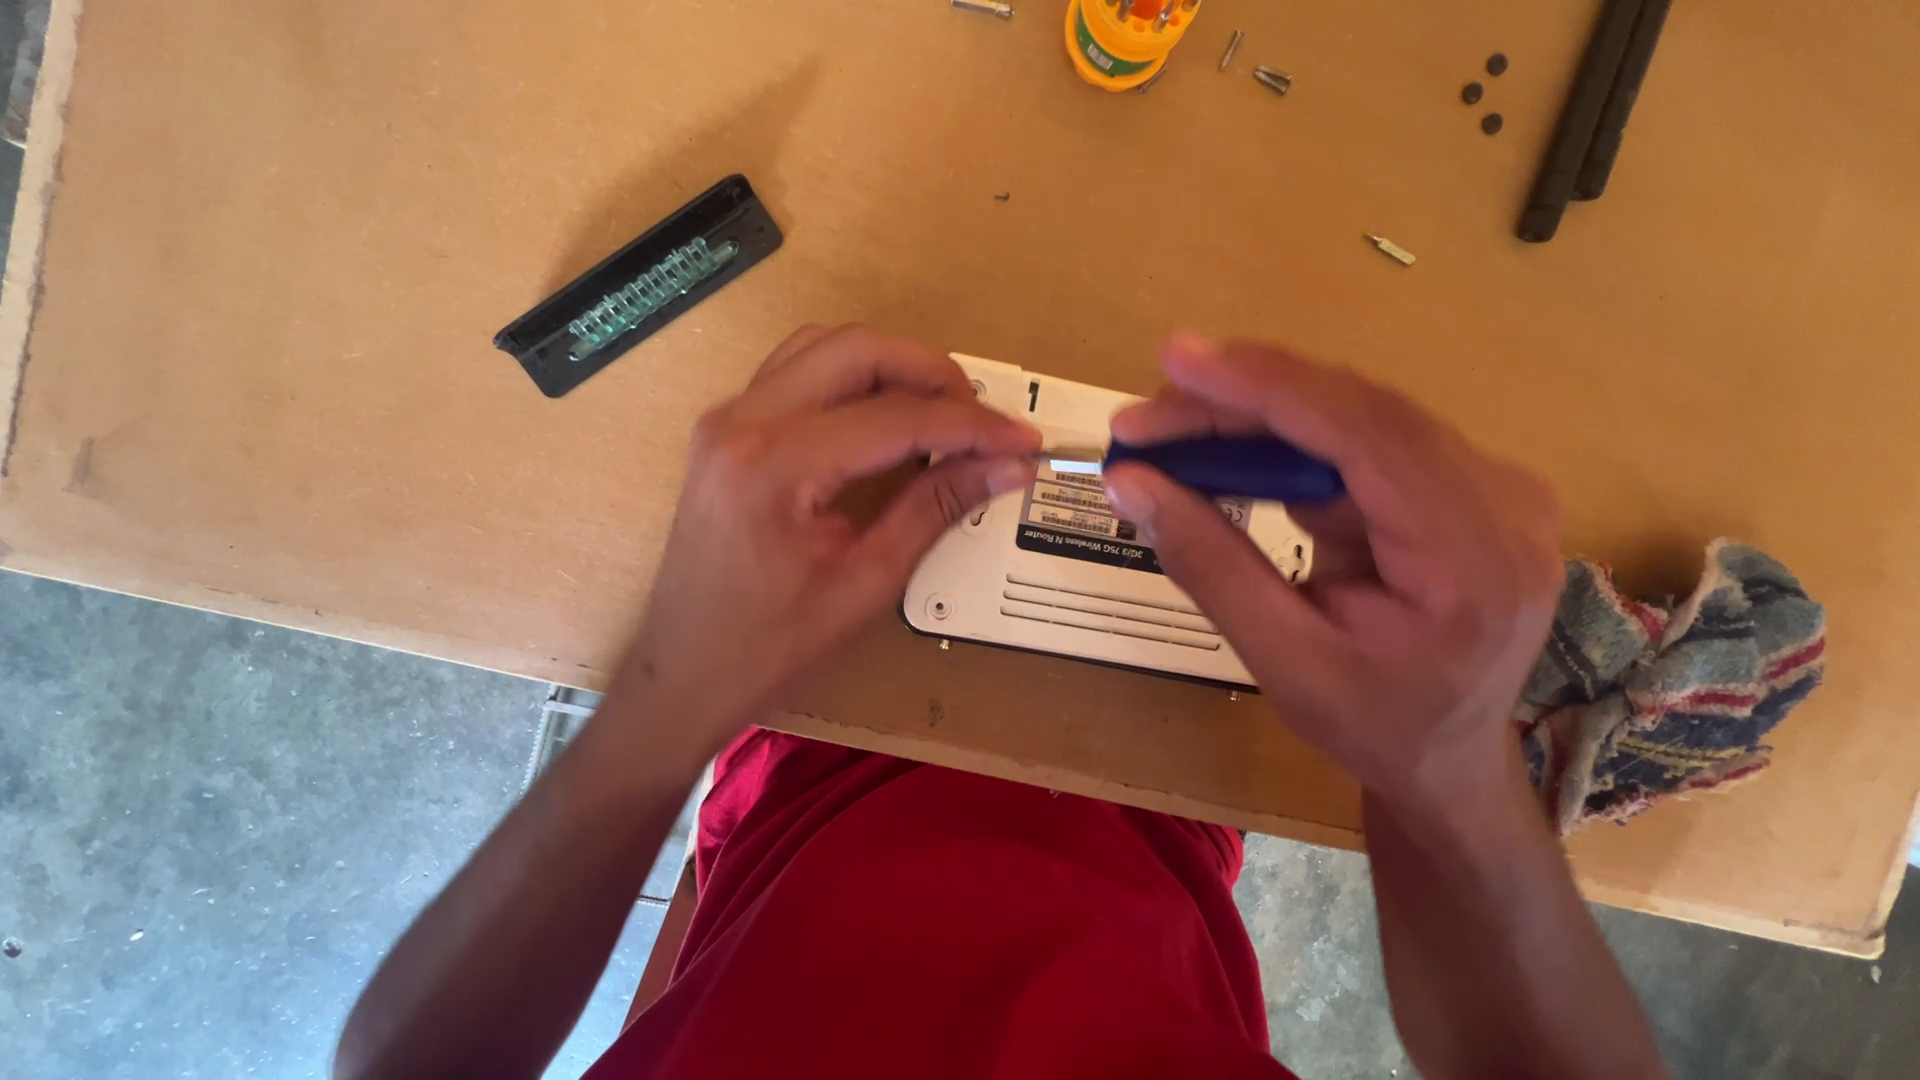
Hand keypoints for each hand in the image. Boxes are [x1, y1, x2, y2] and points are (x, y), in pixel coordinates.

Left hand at [617, 324, 1039, 739]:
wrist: (682, 674)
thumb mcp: (866, 582)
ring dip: (891, 367)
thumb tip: (1006, 468)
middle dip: (933, 375)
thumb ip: (935, 509)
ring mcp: (727, 419)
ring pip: (825, 348)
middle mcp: (743, 420)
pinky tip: (885, 417)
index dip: (971, 426)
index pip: (896, 418)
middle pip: (858, 352)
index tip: (1023, 442)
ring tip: (942, 413)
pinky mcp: (726, 430)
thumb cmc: (770, 648)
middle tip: (982, 421)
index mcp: (776, 464)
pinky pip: (798, 372)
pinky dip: (851, 379)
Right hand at [1102, 336, 1562, 806]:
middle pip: (1354, 413)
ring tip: (1163, 438)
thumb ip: (1210, 565)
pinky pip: (1352, 443)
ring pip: (1349, 418)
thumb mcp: (1281, 661)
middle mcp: (1499, 498)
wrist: (1448, 762)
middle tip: (1142, 422)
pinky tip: (1217, 457)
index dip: (1266, 387)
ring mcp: (1483, 486)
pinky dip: (1279, 446)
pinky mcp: (1451, 486)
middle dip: (1239, 405)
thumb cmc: (1372, 727)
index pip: (1367, 434)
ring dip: (1252, 421)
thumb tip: (1129, 483)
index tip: (1177, 359)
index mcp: (1475, 556)